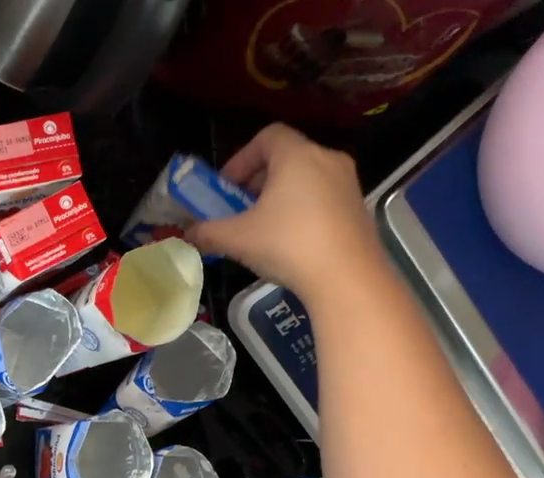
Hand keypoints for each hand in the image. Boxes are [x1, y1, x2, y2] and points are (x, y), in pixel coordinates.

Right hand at [188, 124, 385, 305]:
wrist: (345, 275)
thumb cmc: (287, 244)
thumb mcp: (236, 239)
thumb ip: (207, 232)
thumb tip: (188, 234)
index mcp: (297, 156)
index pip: (267, 137)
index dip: (241, 158)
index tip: (226, 187)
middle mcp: (326, 159)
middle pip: (286, 157)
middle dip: (256, 181)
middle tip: (237, 210)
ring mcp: (346, 182)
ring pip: (304, 178)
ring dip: (277, 196)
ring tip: (260, 228)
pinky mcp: (356, 206)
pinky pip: (321, 196)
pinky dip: (299, 209)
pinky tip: (288, 241)